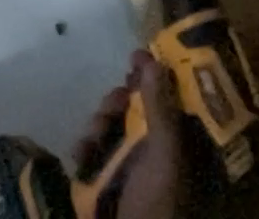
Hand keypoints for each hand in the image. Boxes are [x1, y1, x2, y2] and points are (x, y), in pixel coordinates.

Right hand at [74, 50, 182, 218]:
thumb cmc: (156, 203)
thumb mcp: (163, 152)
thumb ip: (159, 106)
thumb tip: (154, 59)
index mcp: (177, 140)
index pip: (167, 95)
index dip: (152, 74)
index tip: (135, 55)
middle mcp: (154, 149)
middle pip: (134, 105)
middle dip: (118, 99)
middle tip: (114, 101)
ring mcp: (127, 165)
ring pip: (110, 124)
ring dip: (99, 123)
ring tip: (93, 138)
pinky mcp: (102, 180)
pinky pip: (91, 151)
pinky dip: (84, 149)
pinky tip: (81, 156)